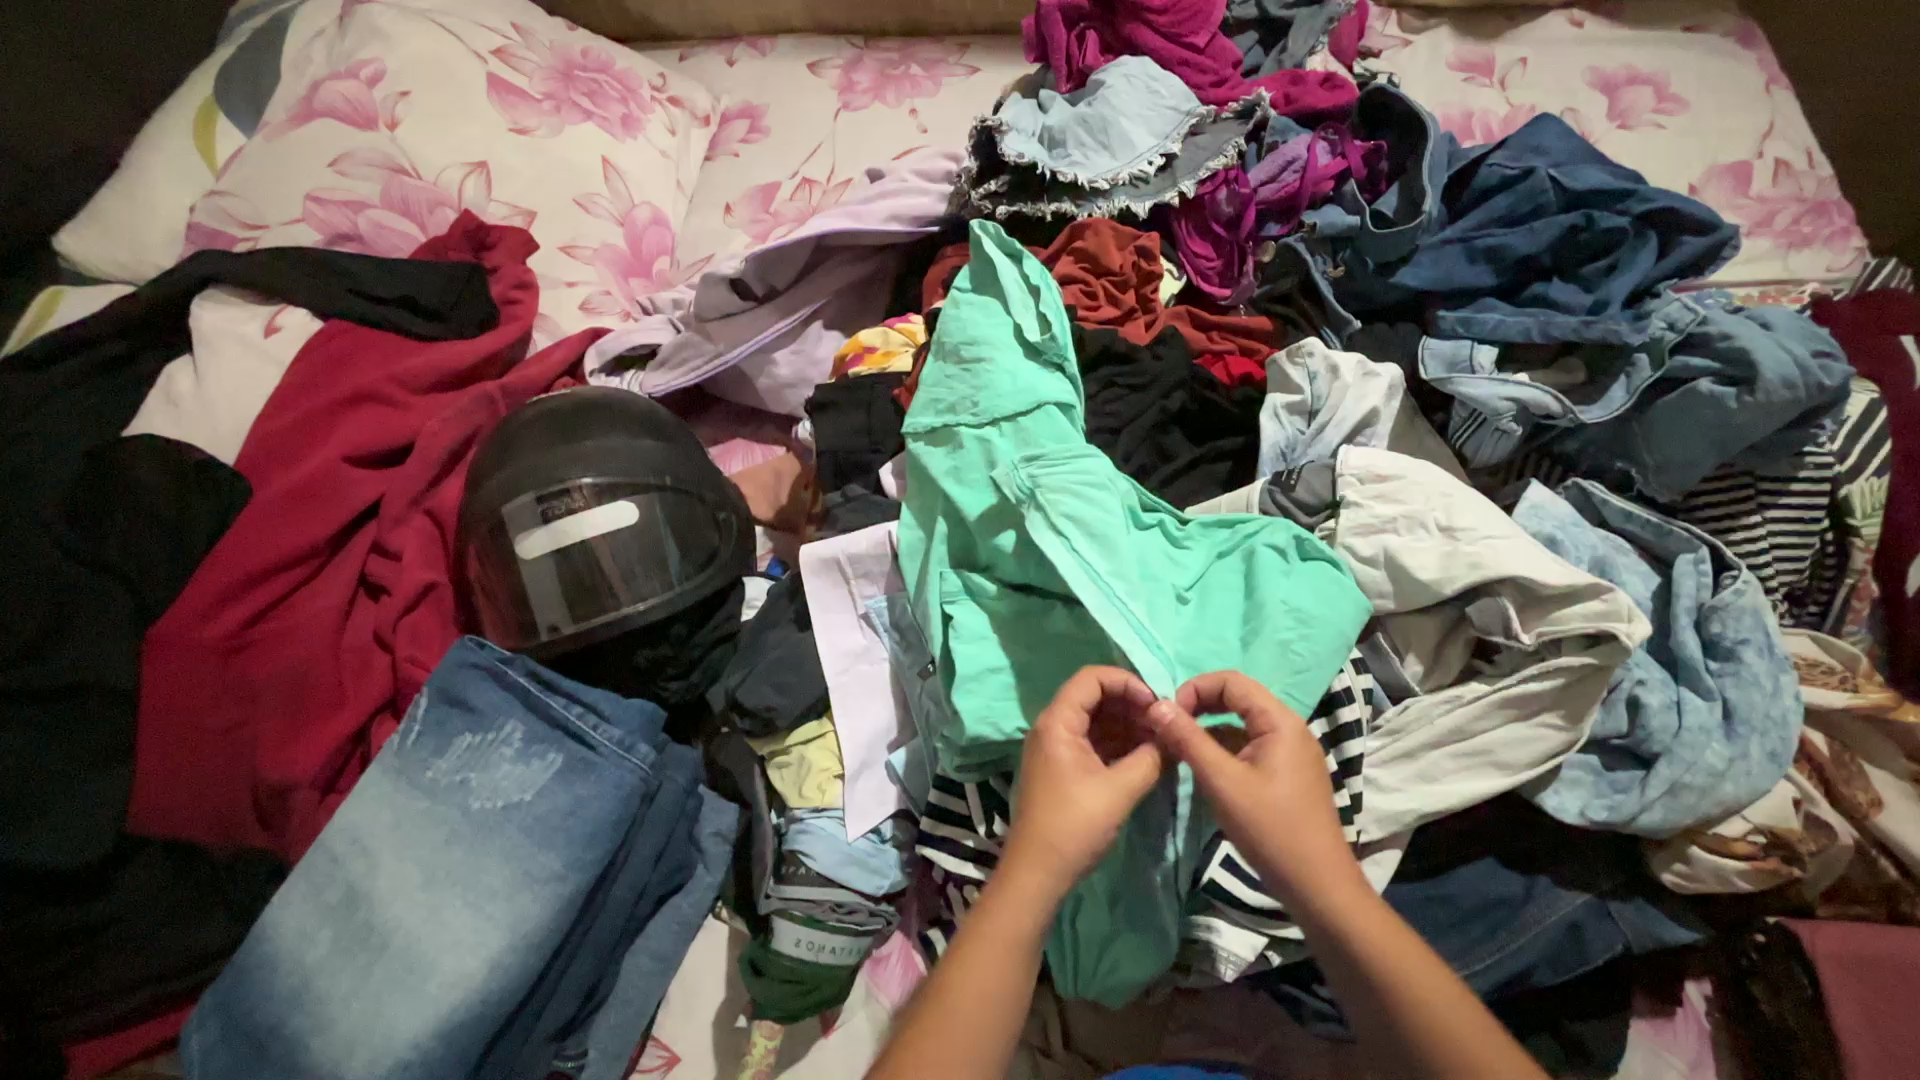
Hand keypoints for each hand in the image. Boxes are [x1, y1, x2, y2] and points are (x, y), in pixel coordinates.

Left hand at [999, 666, 1165, 900]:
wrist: (1038, 871)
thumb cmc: (1075, 826)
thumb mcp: (1119, 790)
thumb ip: (1149, 758)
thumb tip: (1171, 738)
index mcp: (1058, 722)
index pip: (1092, 678)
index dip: (1127, 682)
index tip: (1156, 704)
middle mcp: (1053, 726)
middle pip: (1094, 696)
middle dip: (1131, 704)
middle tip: (1163, 724)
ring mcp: (1056, 747)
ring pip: (1095, 720)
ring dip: (1127, 725)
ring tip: (1160, 741)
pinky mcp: (1062, 767)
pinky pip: (1093, 741)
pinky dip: (1118, 743)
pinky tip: (1145, 756)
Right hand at [1143, 671, 1362, 904]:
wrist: (1317, 885)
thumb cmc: (1269, 829)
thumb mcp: (1221, 781)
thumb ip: (1188, 739)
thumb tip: (1156, 705)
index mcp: (1279, 722)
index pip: (1231, 681)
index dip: (1195, 689)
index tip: (1169, 716)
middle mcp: (1289, 729)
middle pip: (1238, 699)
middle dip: (1200, 707)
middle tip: (1171, 730)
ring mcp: (1291, 752)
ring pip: (1242, 725)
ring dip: (1209, 730)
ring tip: (1181, 752)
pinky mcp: (1287, 774)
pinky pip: (1250, 747)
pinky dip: (1224, 751)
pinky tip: (1205, 773)